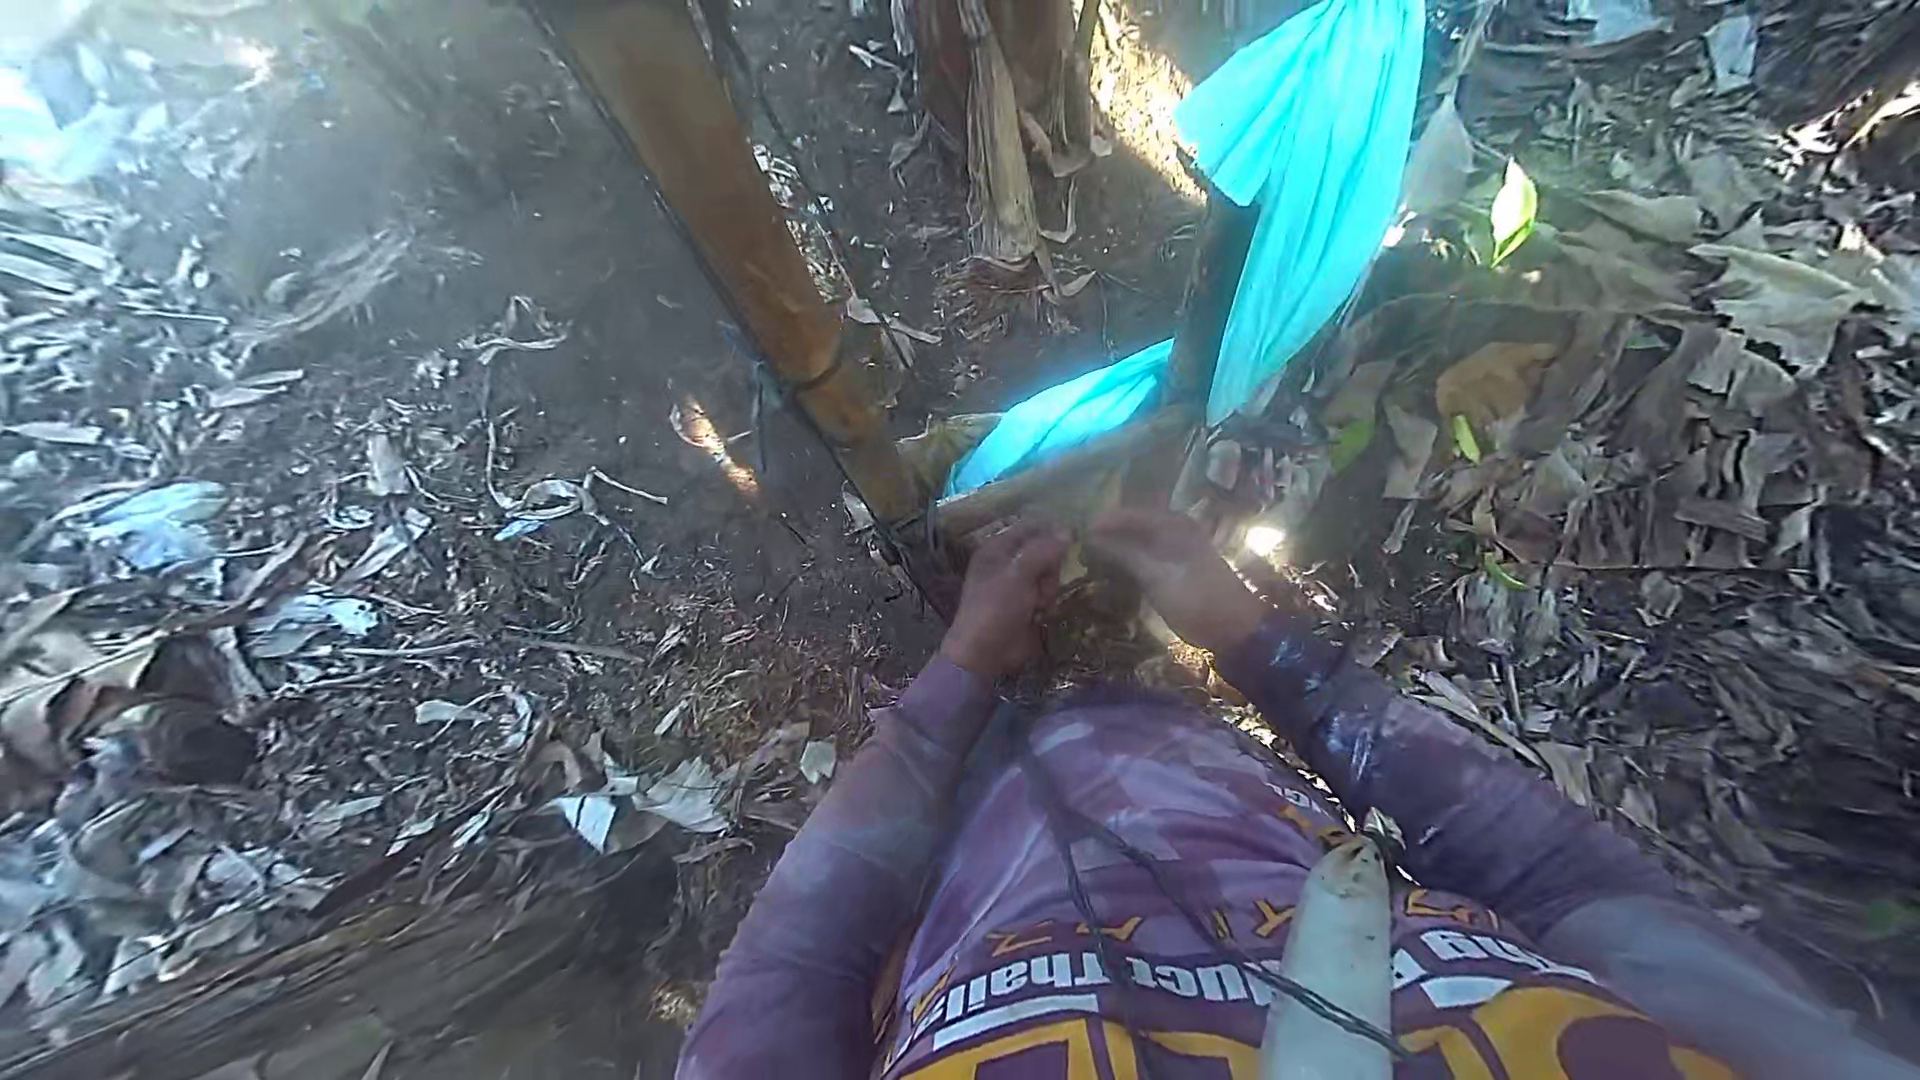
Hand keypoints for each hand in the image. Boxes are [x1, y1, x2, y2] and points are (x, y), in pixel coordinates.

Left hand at [940, 520, 1070, 677]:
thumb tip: (1068, 530)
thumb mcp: (1017, 575)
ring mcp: (1018, 584)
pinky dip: (1048, 602)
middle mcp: (1008, 562)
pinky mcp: (1028, 604)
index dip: (1051, 528)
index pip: (1029, 526)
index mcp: (997, 548)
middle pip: (1044, 550)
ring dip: (1048, 588)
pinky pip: (1048, 592)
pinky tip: (1040, 614)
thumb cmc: (995, 609)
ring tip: (1038, 604)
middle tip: (1042, 583)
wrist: (984, 653)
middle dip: (1049, 567)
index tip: (1074, 534)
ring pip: (1050, 573)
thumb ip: (1043, 551)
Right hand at [1087, 509, 1268, 652]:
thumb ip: (1122, 554)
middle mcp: (1176, 528)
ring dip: (1117, 548)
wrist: (1236, 630)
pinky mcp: (1179, 564)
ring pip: (1139, 539)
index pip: (1129, 514)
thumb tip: (1090, 538)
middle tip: (1081, 550)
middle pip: (1133, 524)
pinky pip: (1147, 552)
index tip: (1077, 536)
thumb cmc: (1195, 600)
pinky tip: (1115, 570)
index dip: (1102, 523)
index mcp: (1173, 525)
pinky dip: (1130, 559)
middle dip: (1107, 535)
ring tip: (1093, 560)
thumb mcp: (1154, 577)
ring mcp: (1179, 546)